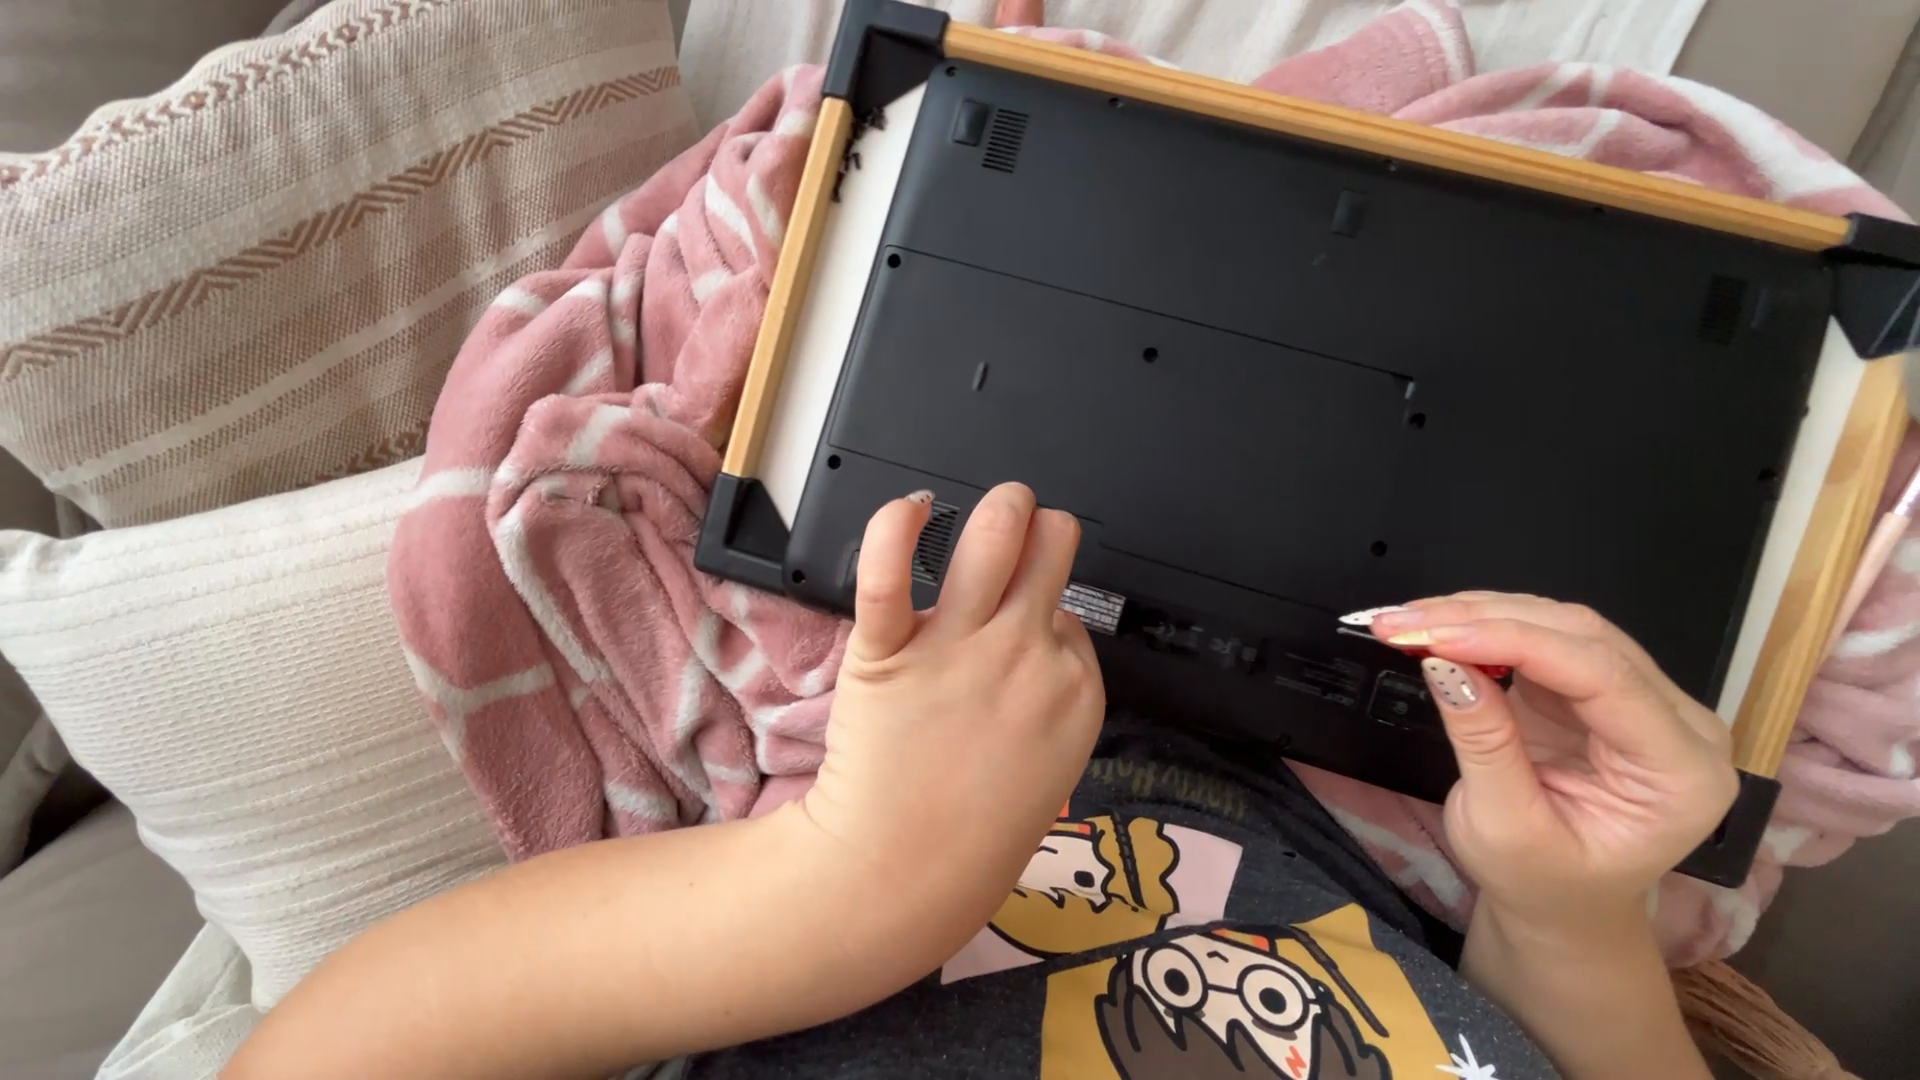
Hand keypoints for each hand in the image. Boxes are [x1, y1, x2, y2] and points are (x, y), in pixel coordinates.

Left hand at [800, 483, 1105, 960]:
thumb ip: (1060, 693)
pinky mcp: (889, 651)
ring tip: (992, 507)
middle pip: (1054, 547)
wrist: (901, 874)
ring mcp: (960, 648)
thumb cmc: (975, 829)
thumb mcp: (1054, 763)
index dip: (1045, 618)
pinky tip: (907, 510)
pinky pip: (892, 571)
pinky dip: (896, 528)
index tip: (1022, 637)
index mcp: (1076, 689)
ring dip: (1000, 507)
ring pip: (995, 536)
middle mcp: (1027, 654)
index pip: (1070, 613)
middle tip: (1023, 523)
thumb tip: (1049, 625)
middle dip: (1042, 525)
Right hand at [1370, 594, 1738, 934]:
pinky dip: (1476, 626)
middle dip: (1481, 619)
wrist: (1561, 902)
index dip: (1512, 642)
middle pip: (1580, 636)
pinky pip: (1536, 636)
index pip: (1601, 675)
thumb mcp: (1503, 825)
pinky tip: (1430, 627)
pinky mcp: (1591, 687)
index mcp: (1678, 770)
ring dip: (1472, 614)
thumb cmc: (1540, 880)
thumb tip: (1440, 663)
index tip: (1429, 635)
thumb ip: (1482, 743)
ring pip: (1555, 624)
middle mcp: (1675, 721)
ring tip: (1400, 621)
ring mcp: (1636, 698)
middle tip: (1397, 622)